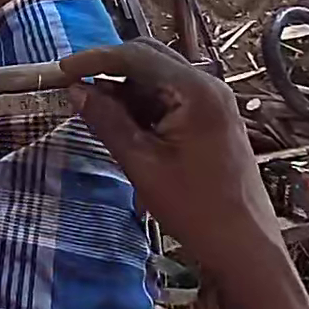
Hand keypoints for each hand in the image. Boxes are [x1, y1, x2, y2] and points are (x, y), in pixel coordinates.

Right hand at [61, 39, 282, 259]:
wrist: (246, 251)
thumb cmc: (195, 208)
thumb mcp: (141, 162)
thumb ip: (107, 120)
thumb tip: (75, 90)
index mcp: (196, 90)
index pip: (136, 56)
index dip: (94, 59)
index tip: (62, 70)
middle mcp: (206, 86)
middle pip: (147, 58)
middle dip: (108, 70)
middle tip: (75, 86)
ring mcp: (210, 102)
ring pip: (154, 77)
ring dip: (122, 89)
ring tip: (94, 111)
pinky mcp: (208, 118)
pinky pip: (166, 96)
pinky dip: (139, 104)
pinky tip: (121, 124)